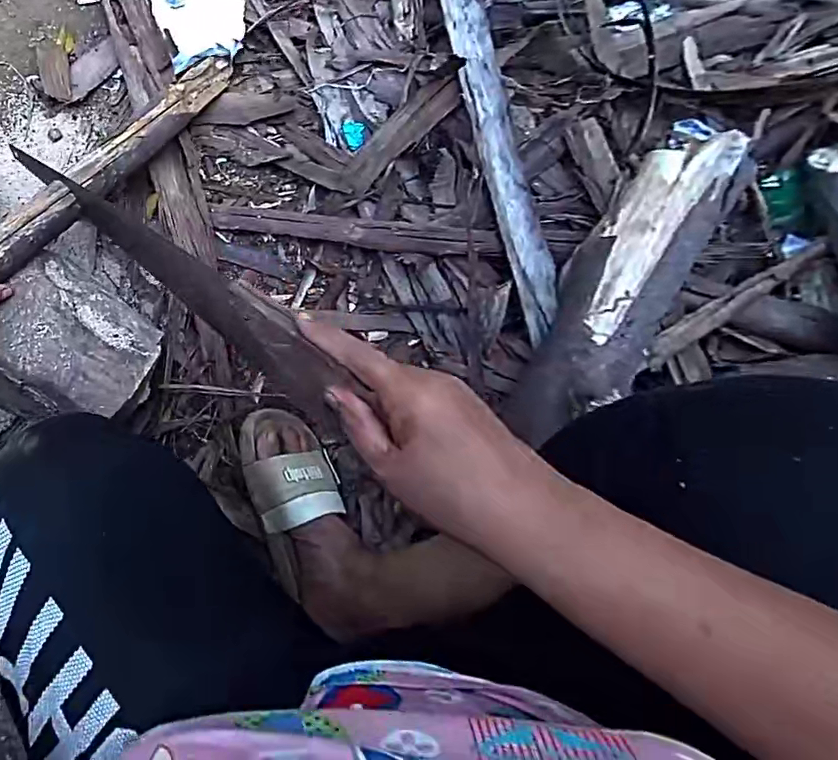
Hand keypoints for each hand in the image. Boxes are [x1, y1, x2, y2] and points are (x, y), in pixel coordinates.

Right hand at [300, 316, 564, 547]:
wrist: (536, 518)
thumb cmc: (456, 497)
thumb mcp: (390, 467)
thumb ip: (358, 424)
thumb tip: (338, 392)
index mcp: (409, 390)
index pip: (356, 354)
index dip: (325, 337)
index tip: (301, 320)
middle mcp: (433, 378)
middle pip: (379, 373)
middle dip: (362, 395)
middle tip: (362, 437)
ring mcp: (455, 389)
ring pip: (402, 388)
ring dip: (387, 410)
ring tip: (399, 456)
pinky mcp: (469, 404)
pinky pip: (423, 397)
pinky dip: (408, 414)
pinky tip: (419, 451)